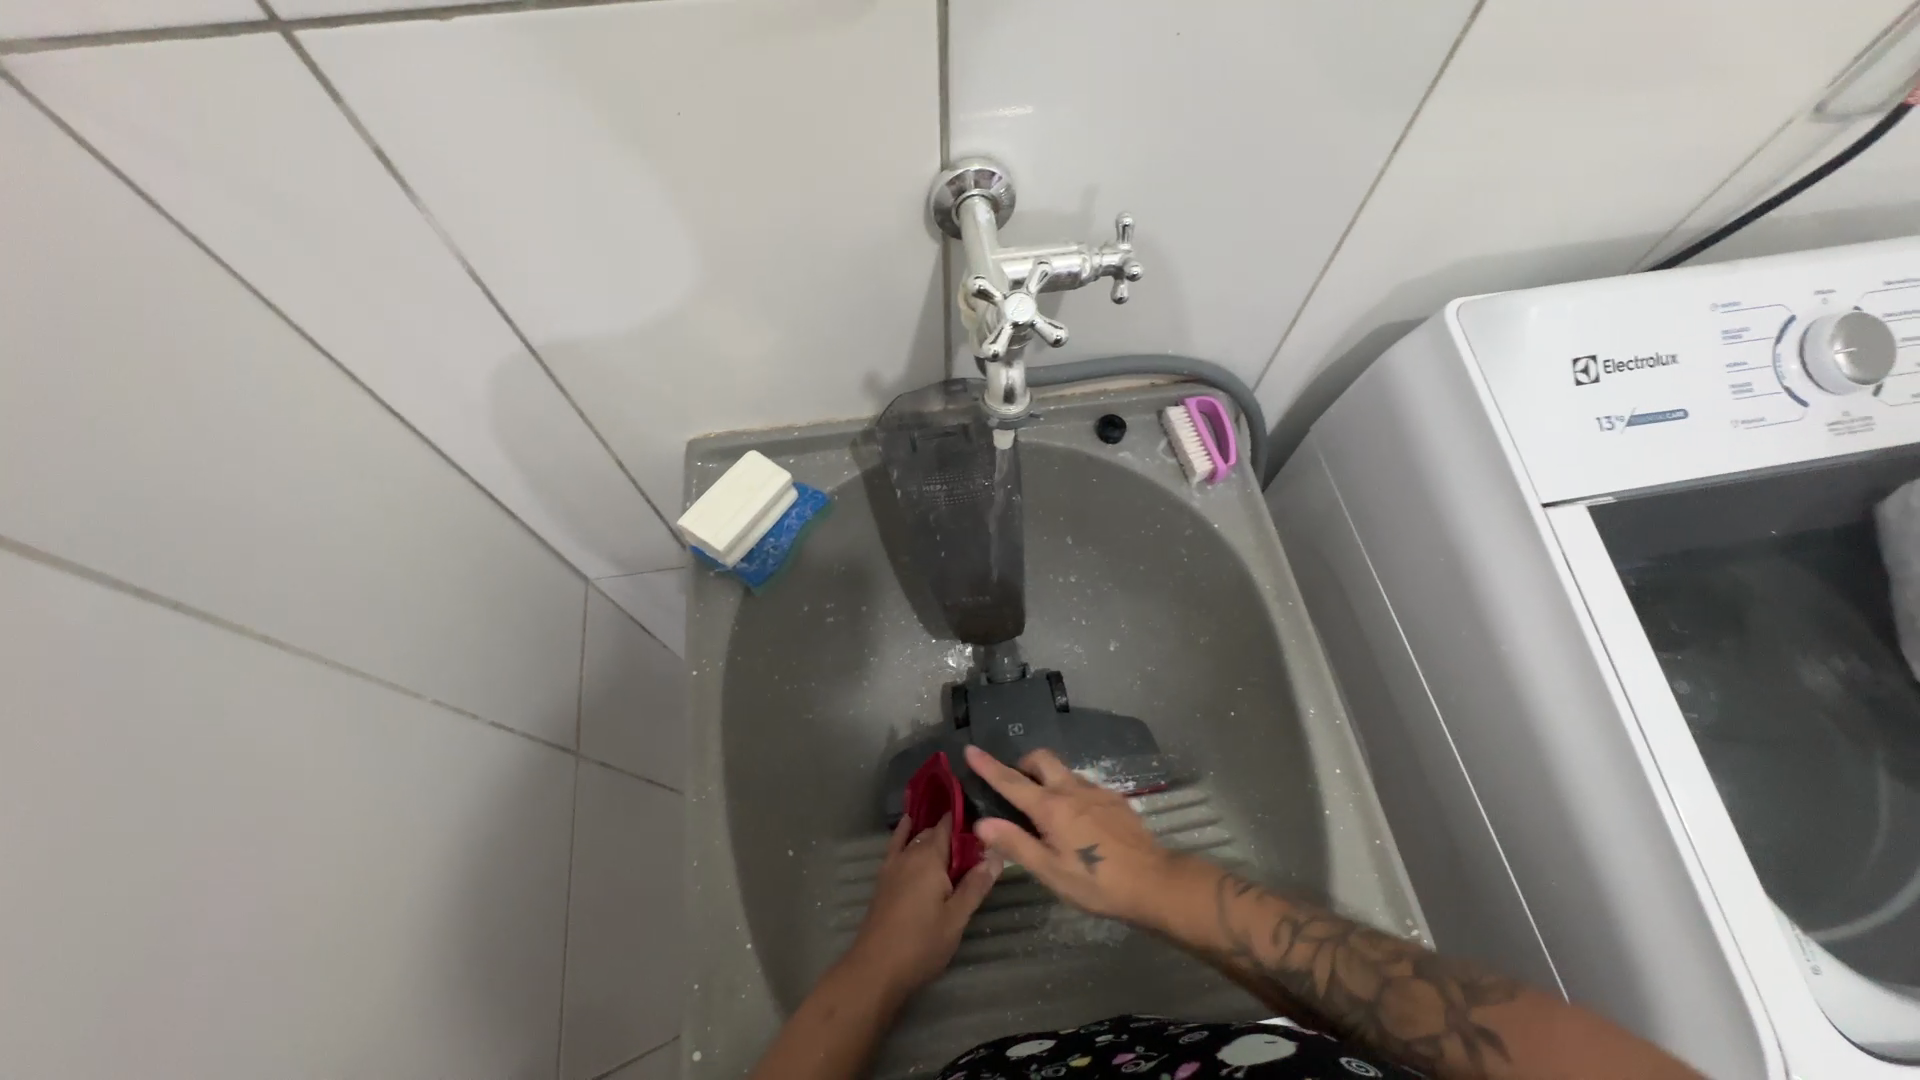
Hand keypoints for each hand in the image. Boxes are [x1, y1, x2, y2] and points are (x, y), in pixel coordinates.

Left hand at [847, 813, 1001, 997]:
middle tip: (980, 845)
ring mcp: (894, 865)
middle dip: (955, 834)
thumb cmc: (921, 944)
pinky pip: (897, 846)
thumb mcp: (956, 918)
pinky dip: (904, 833)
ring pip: (918, 840)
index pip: (950, 824)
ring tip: (955, 840)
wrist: (876, 969)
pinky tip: (908, 824)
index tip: (987, 819)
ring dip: (934, 837)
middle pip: (935, 832)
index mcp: (930, 857)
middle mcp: (910, 853)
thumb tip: (997, 855)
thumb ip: (976, 885)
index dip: (967, 819)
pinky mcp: (884, 878)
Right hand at [964, 744, 1180, 926]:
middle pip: (1041, 760)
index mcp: (1051, 807)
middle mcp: (1072, 790)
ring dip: (1048, 778)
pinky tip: (1078, 821)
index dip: (988, 766)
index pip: (1011, 781)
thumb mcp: (1050, 871)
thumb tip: (982, 823)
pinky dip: (1070, 792)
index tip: (970, 749)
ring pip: (1064, 771)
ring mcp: (1097, 792)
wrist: (1155, 882)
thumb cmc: (1097, 883)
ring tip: (1046, 810)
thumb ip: (1015, 844)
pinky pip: (1084, 785)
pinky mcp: (1115, 799)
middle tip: (1016, 787)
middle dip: (1022, 764)